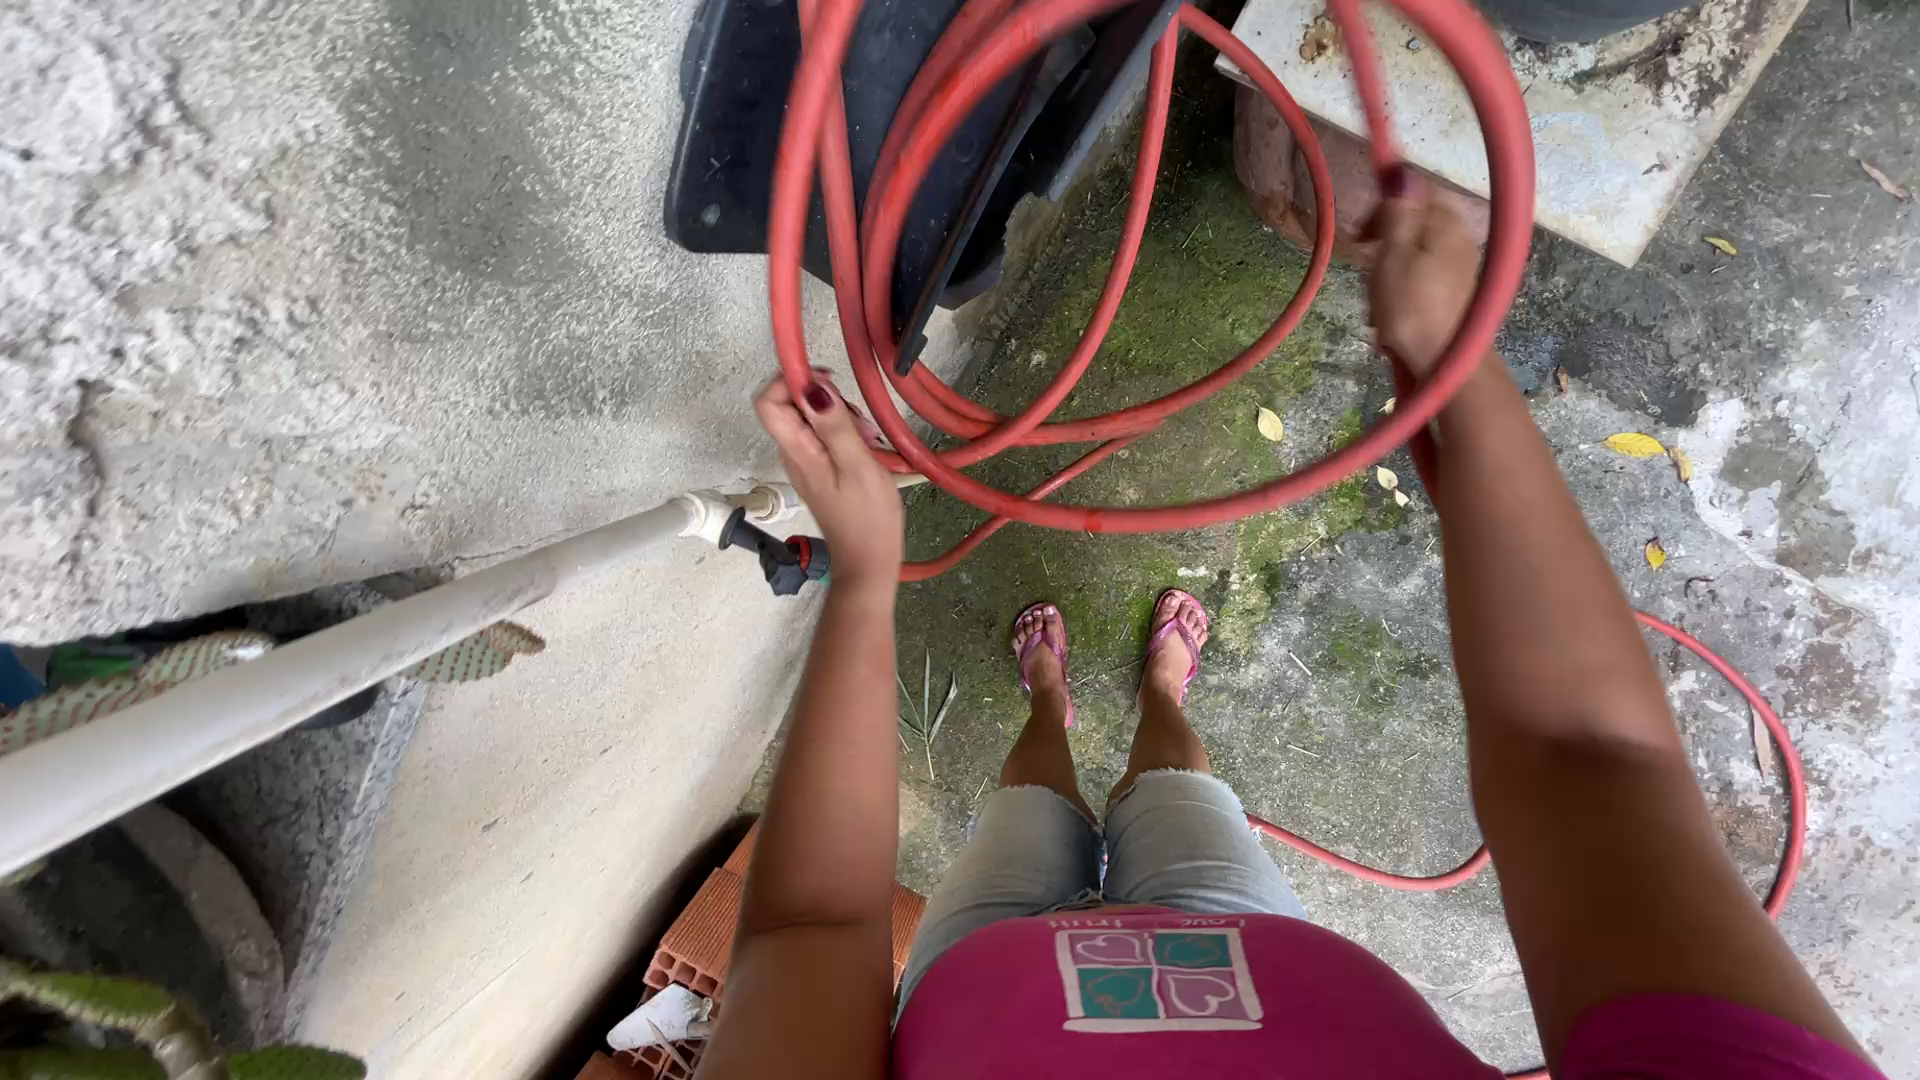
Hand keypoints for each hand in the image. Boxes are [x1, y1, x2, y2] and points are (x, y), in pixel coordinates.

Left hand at [754, 373, 902, 589]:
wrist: (868, 562)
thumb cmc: (868, 518)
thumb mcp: (858, 467)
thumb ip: (834, 425)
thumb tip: (812, 385)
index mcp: (796, 450)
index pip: (767, 400)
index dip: (791, 379)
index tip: (829, 381)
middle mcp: (792, 453)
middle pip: (792, 404)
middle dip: (826, 399)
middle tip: (860, 422)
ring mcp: (805, 462)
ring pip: (811, 419)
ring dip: (841, 418)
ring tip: (869, 439)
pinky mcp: (819, 469)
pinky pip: (823, 437)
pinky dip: (845, 434)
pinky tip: (866, 450)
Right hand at [1366, 190, 1481, 377]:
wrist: (1443, 358)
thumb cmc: (1410, 308)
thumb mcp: (1392, 256)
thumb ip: (1398, 214)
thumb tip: (1401, 177)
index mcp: (1444, 222)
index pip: (1414, 192)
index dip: (1383, 206)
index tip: (1359, 235)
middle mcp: (1459, 235)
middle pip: (1414, 223)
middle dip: (1385, 243)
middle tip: (1365, 269)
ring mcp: (1460, 263)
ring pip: (1415, 251)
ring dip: (1390, 270)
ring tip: (1377, 299)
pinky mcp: (1456, 288)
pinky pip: (1423, 274)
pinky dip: (1403, 287)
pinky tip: (1393, 311)